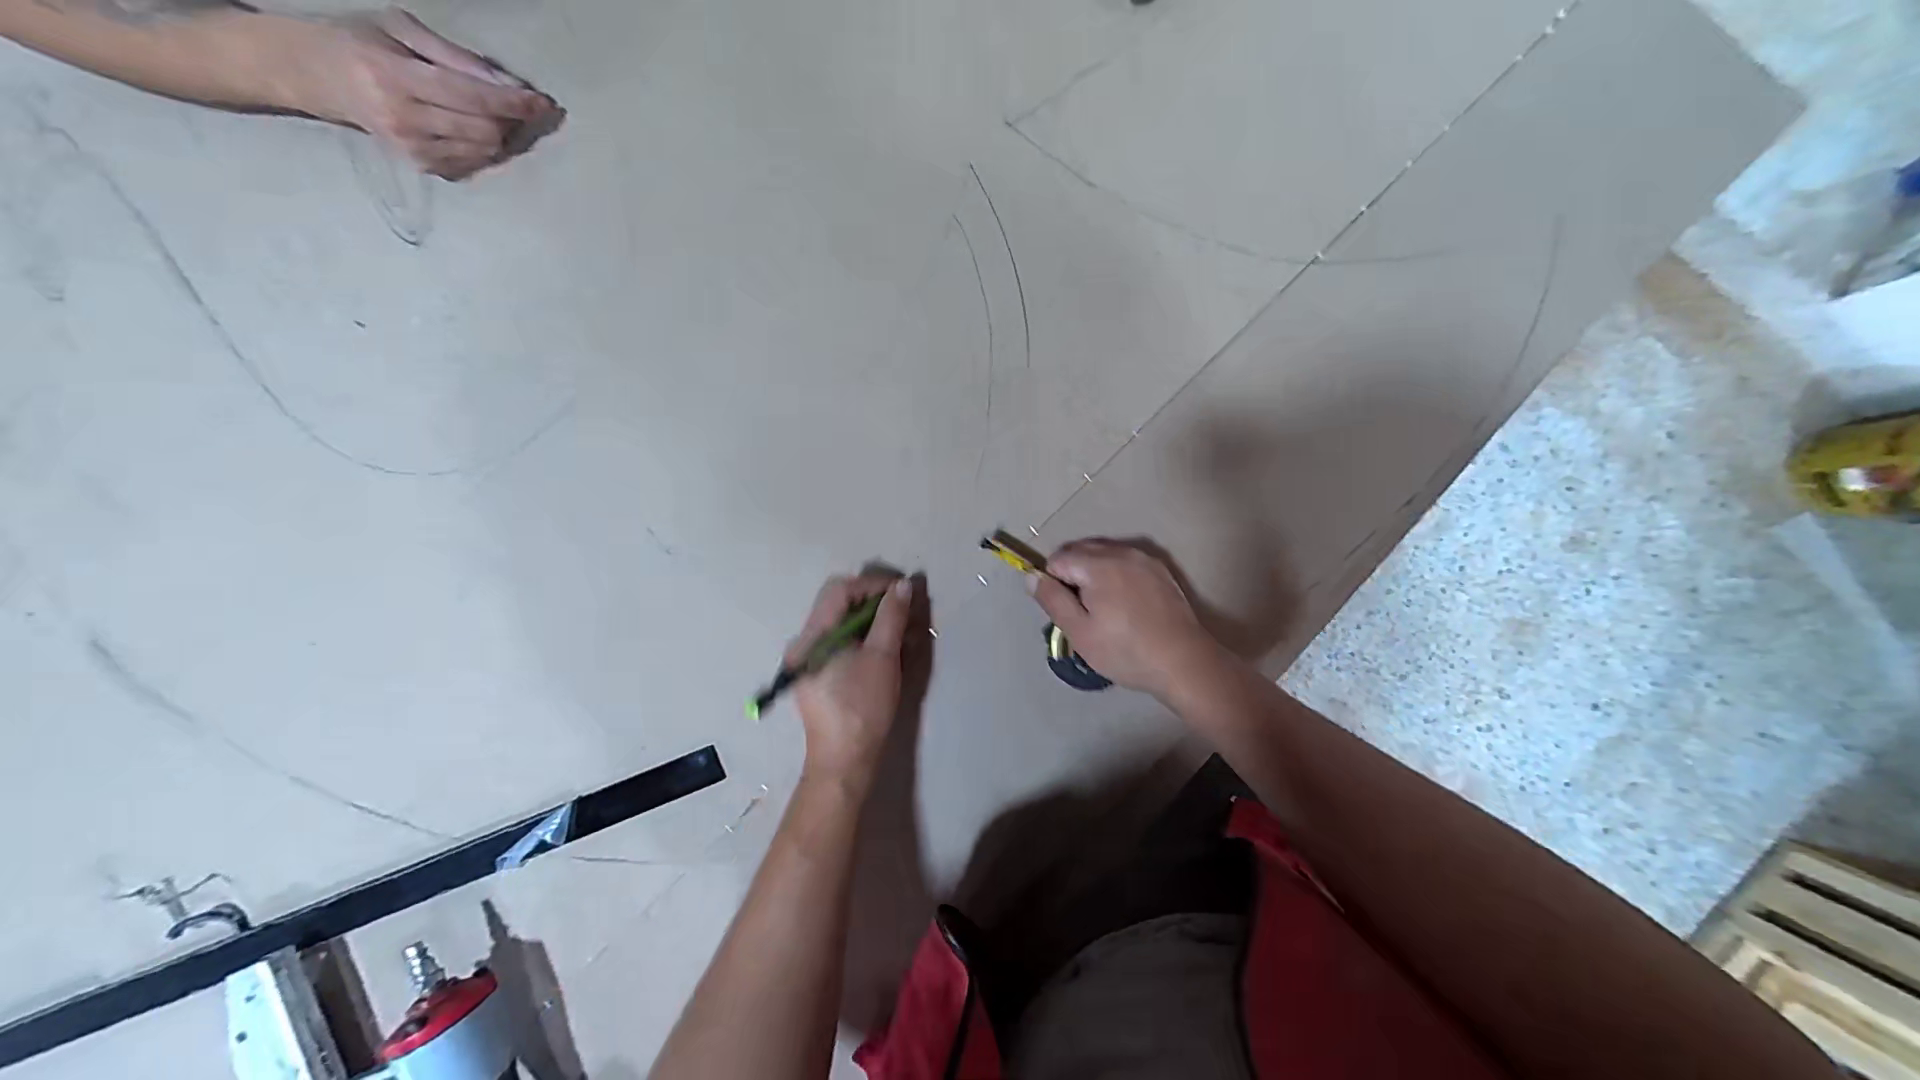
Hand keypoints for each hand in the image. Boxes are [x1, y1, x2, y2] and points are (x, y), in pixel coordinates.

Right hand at [263, 8, 560, 178]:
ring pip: (485, 150)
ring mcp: (413, 149)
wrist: (313, 75)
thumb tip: (509, 84)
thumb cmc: (358, 43)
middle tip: (519, 105)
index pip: (471, 96)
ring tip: (495, 113)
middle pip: (486, 130)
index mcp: (393, 76)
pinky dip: (486, 146)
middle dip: (511, 118)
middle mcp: (404, 119)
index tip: (543, 103)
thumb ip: (456, 57)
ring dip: (502, 133)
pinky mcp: (422, 166)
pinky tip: (474, 128)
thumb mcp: (399, 30)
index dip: (513, 102)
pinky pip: (475, 162)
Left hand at [789, 575, 914, 786]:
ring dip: (873, 622)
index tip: (903, 591)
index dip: (873, 584)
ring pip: (841, 624)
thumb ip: (891, 617)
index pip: (840, 589)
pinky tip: (887, 651)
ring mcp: (808, 660)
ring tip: (903, 633)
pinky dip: (864, 640)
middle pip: (838, 604)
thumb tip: (902, 586)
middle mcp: (804, 643)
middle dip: (875, 602)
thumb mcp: (883, 658)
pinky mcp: (817, 675)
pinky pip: (840, 644)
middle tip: (906, 611)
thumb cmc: (863, 708)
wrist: (843, 763)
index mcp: (813, 636)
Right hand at [1027, 539, 1226, 699]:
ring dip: (1094, 572)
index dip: (1054, 583)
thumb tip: (1031, 576)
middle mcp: (1122, 552)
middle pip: (1081, 550)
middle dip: (1072, 573)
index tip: (1068, 611)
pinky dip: (1116, 574)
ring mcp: (1145, 559)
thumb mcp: (1079, 632)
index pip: (1058, 558)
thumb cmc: (1126, 651)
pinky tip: (1125, 605)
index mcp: (1099, 564)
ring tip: (1104, 609)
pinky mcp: (1161, 571)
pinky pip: (1126, 561)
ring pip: (1104, 553)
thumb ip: (1052, 599)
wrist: (1184, 662)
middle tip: (1082, 611)